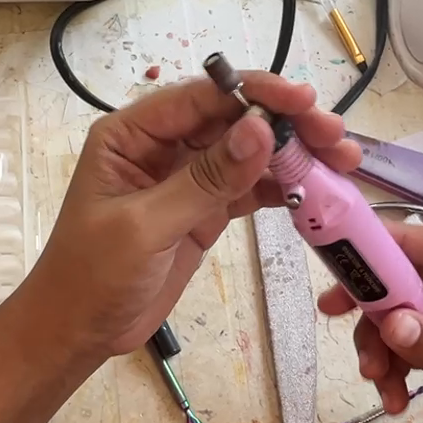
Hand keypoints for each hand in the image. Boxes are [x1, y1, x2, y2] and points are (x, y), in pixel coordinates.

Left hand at [25, 71, 360, 357]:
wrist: (81, 330)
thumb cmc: (92, 277)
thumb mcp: (146, 226)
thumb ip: (205, 180)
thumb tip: (260, 131)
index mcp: (133, 134)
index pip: (200, 98)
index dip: (254, 93)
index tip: (304, 101)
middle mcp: (162, 147)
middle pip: (232, 120)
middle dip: (285, 122)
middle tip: (335, 135)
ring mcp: (186, 179)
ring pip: (246, 153)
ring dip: (292, 154)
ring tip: (340, 160)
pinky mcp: (203, 211)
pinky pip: (247, 189)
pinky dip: (279, 188)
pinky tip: (311, 189)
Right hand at [319, 223, 422, 422]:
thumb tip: (391, 321)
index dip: (395, 243)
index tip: (346, 252)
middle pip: (421, 280)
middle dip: (377, 302)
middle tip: (331, 316)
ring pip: (414, 313)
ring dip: (385, 343)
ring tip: (378, 384)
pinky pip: (422, 343)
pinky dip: (402, 366)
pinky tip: (395, 399)